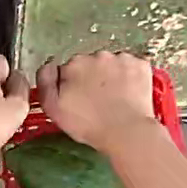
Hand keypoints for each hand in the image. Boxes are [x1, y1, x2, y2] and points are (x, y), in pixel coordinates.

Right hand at [36, 51, 157, 153]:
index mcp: (73, 64)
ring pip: (112, 65)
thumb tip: (49, 65)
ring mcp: (122, 58)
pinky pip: (131, 68)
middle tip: (97, 102)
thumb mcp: (54, 109)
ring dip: (111, 77)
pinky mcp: (141, 65)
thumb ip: (45, 83)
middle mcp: (97, 55)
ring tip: (115, 100)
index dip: (71, 86)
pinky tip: (129, 94)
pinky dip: (130, 78)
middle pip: (90, 65)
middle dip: (92, 78)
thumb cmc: (87, 124)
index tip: (78, 101)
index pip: (68, 71)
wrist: (126, 132)